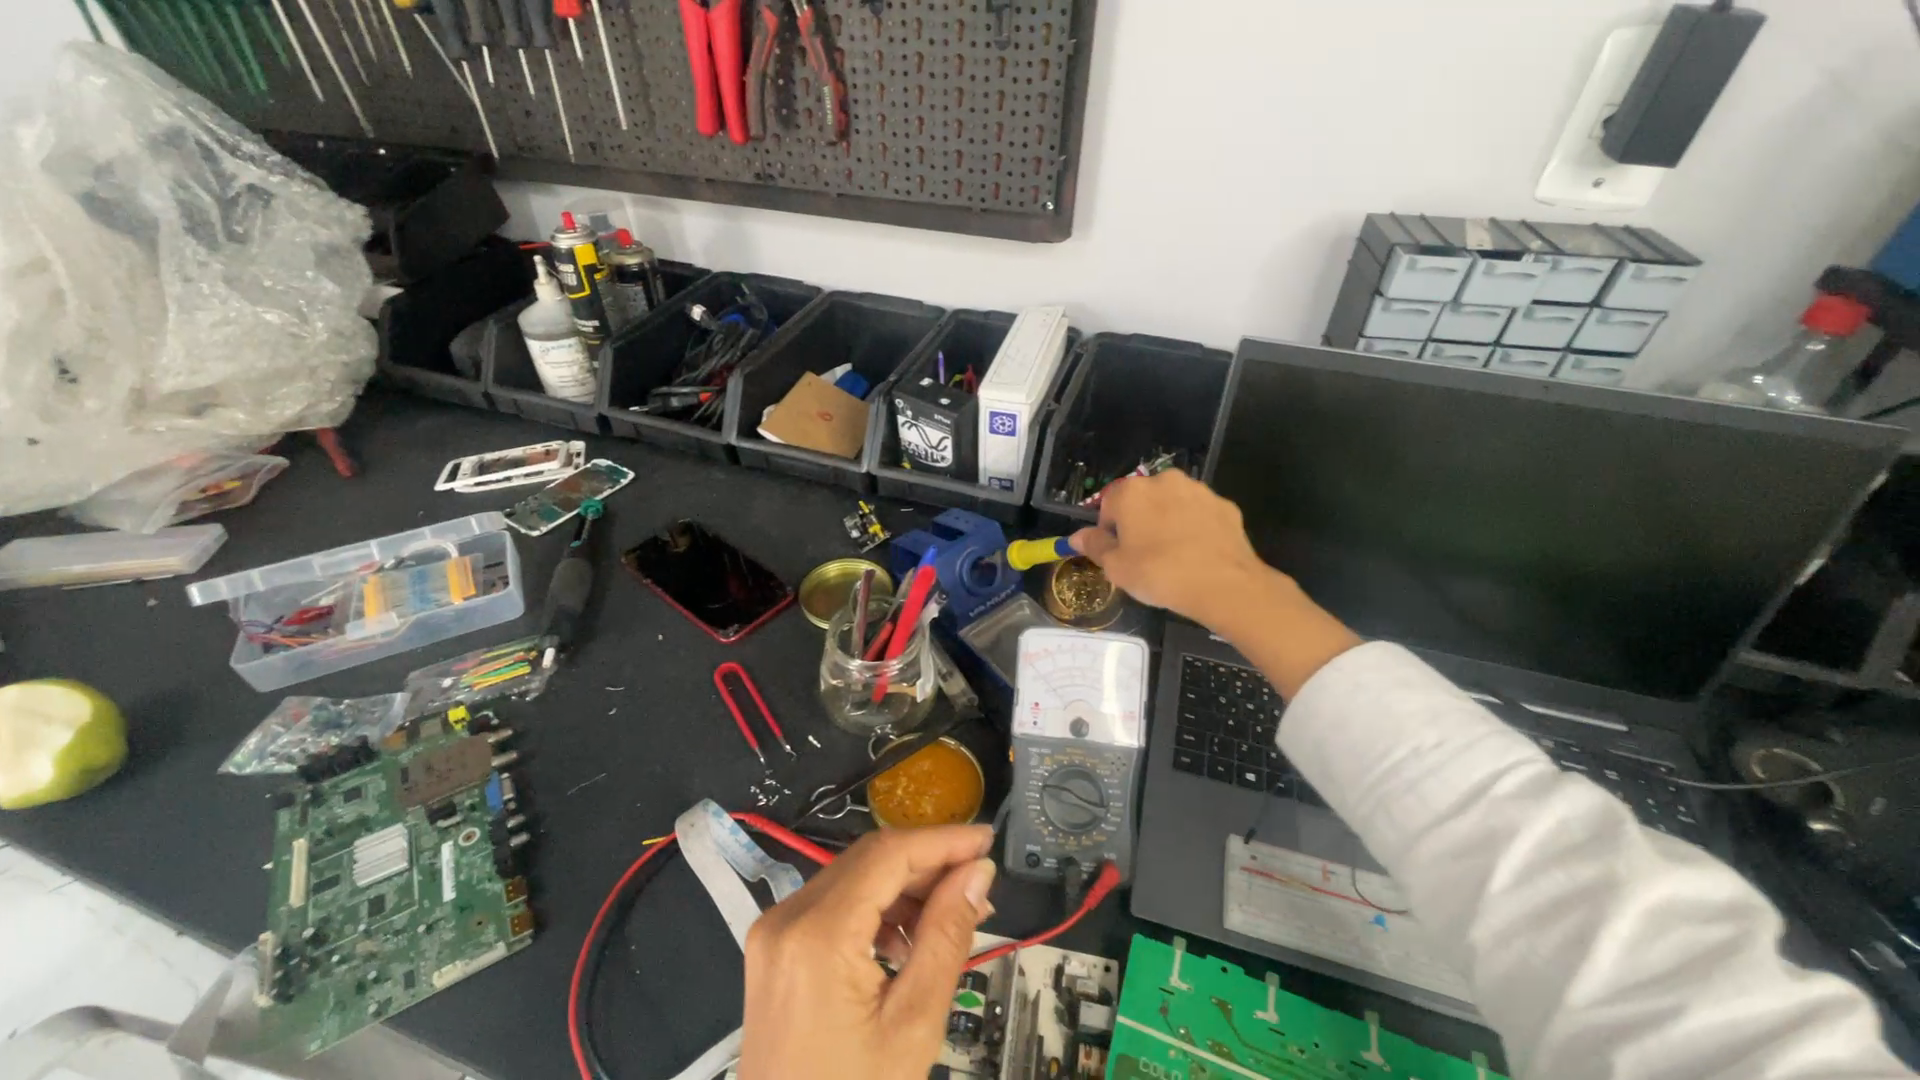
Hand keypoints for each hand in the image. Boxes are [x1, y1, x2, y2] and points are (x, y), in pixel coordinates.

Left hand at [739, 826, 996, 1079]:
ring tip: (953, 916)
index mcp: (818, 933)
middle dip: (928, 863)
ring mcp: (774, 930)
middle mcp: (787, 916)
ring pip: (852, 877)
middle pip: (868, 860)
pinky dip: (875, 908)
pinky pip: (833, 904)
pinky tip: (908, 939)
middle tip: (980, 887)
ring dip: (904, 886)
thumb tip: (977, 872)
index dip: (942, 840)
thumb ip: (946, 936)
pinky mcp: (773, 946)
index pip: (888, 855)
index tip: (989, 840)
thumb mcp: (914, 1022)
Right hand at [1072, 471, 1361, 697]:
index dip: (1109, 530)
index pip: (1108, 504)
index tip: (1118, 554)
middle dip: (1140, 521)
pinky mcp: (1225, 505)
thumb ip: (1094, 547)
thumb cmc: (1159, 574)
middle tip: (1144, 556)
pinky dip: (1195, 529)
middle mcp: (1164, 481)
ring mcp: (1199, 491)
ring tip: (1173, 557)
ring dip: (1168, 522)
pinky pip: (1200, 515)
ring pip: (1173, 505)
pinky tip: (1197, 555)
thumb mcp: (1116, 568)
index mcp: (1131, 492)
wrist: (1224, 584)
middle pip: (1142, 500)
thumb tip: (1076, 537)